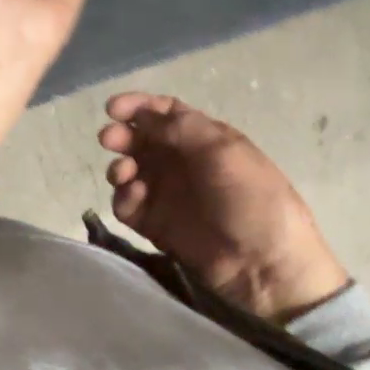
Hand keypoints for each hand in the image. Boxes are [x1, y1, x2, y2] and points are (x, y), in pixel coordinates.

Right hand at [100, 93, 349, 322]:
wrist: (261, 262)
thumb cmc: (252, 200)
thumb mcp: (224, 152)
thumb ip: (180, 129)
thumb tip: (141, 116)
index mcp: (205, 140)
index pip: (166, 114)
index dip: (139, 107)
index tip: (112, 108)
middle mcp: (183, 164)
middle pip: (142, 141)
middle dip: (122, 136)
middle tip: (109, 140)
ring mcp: (167, 195)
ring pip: (130, 172)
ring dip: (120, 167)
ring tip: (123, 174)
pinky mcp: (154, 225)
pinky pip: (127, 205)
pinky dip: (123, 198)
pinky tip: (133, 199)